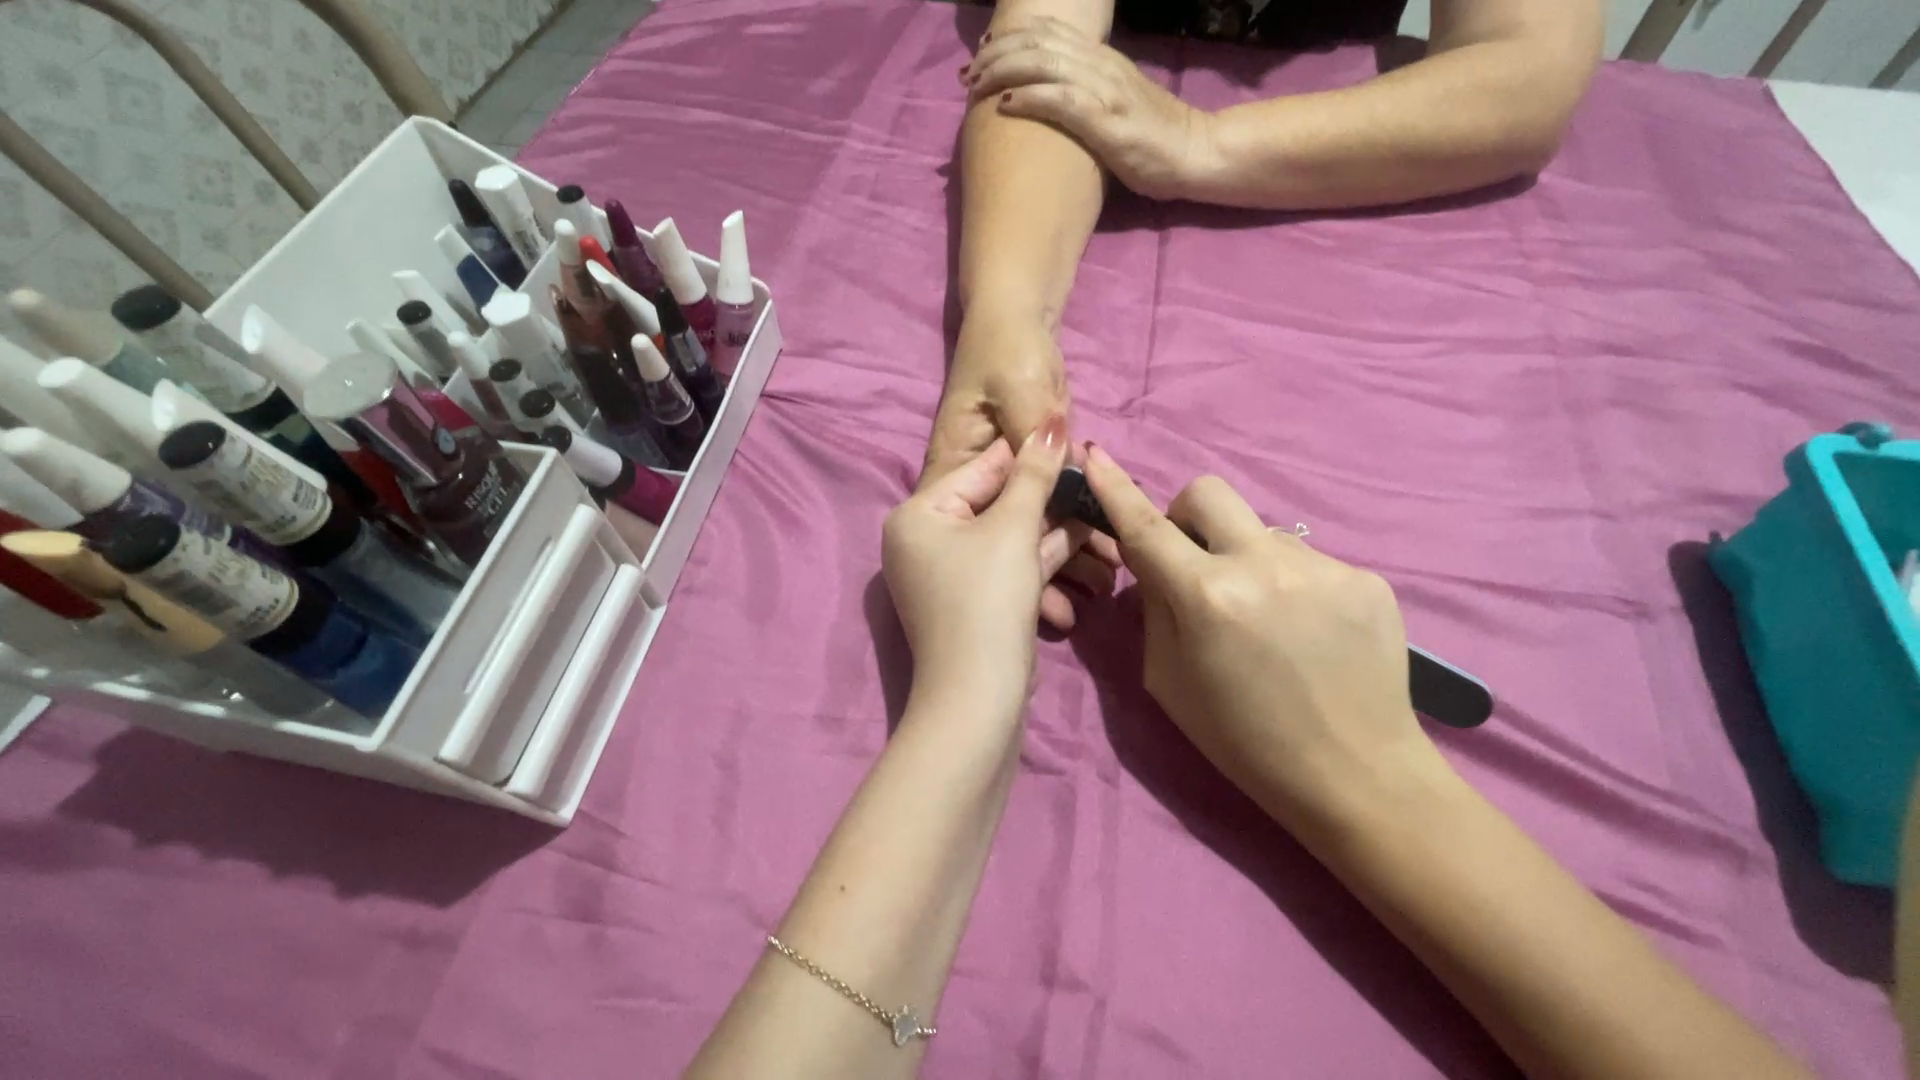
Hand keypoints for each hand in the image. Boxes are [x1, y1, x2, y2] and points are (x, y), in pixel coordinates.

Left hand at [884, 422, 1072, 713]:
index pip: (980, 469)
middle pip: (994, 503)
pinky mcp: (974, 603)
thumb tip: (1054, 419)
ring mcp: (949, 575)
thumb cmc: (987, 598)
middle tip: (1093, 474)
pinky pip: (1009, 565)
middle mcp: (924, 541)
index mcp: (917, 515)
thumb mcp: (1012, 528)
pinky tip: (1085, 538)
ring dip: (1052, 525)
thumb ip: (1034, 473)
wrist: (978, 696)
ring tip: (1099, 504)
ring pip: (1007, 537)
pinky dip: (1041, 556)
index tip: (1073, 437)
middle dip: (1046, 494)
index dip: (1029, 453)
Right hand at [925, 310, 1117, 630]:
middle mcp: (973, 491)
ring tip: (1105, 588)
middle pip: (1002, 542)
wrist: (1018, 321)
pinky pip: (1053, 515)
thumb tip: (1058, 484)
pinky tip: (1108, 560)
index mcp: (951, 471)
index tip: (1036, 591)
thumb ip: (1031, 435)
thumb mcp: (1015, 389)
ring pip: (1031, 536)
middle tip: (1081, 605)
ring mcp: (1004, 487)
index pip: (973, 525)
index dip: (1000, 561)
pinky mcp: (1034, 480)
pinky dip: (1078, 536)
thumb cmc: (1004, 351)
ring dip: (1066, 562)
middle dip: (1040, 575)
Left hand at [963, 18, 1217, 200]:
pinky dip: (1029, 97)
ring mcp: (1104, 91)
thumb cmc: (1151, 139)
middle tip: (966, 73)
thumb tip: (1049, 102)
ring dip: (1002, 71)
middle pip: (1038, 42)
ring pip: (1043, 64)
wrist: (1192, 153)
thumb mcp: (1115, 104)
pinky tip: (1004, 103)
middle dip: (996, 52)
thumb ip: (1085, 96)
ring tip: (974, 85)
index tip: (982, 51)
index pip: (1049, 32)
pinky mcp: (1106, 121)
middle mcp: (1100, 65)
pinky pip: (1060, 100)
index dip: (1010, 37)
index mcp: (1102, 59)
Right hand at [1082, 446, 1444, 831]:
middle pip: (1207, 492)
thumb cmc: (1243, 741)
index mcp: (1205, 597)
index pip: (1146, 526)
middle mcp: (1263, 565)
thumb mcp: (1168, 681)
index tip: (1096, 455)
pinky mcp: (1365, 578)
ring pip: (1261, 532)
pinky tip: (1309, 633)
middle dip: (1187, 518)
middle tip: (1194, 564)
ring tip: (1268, 622)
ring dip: (1247, 560)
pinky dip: (1292, 585)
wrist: (1355, 776)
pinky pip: (1308, 561)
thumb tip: (1158, 567)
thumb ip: (1155, 610)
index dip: (1115, 488)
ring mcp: (1322, 566)